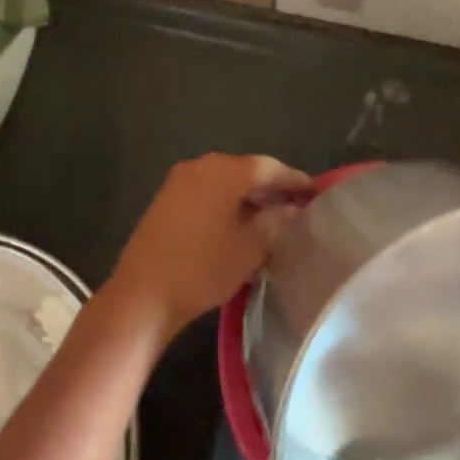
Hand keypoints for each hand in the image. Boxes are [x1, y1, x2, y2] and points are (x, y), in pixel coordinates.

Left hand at [104, 154, 310, 337]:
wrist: (143, 293)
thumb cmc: (203, 268)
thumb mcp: (250, 248)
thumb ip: (275, 223)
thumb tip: (290, 210)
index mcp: (224, 171)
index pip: (269, 167)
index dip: (294, 180)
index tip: (315, 193)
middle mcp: (200, 166)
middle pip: (245, 171)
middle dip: (271, 188)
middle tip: (296, 206)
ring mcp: (179, 182)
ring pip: (224, 182)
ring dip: (248, 196)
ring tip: (272, 218)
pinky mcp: (166, 200)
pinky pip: (206, 193)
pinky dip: (227, 203)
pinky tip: (239, 225)